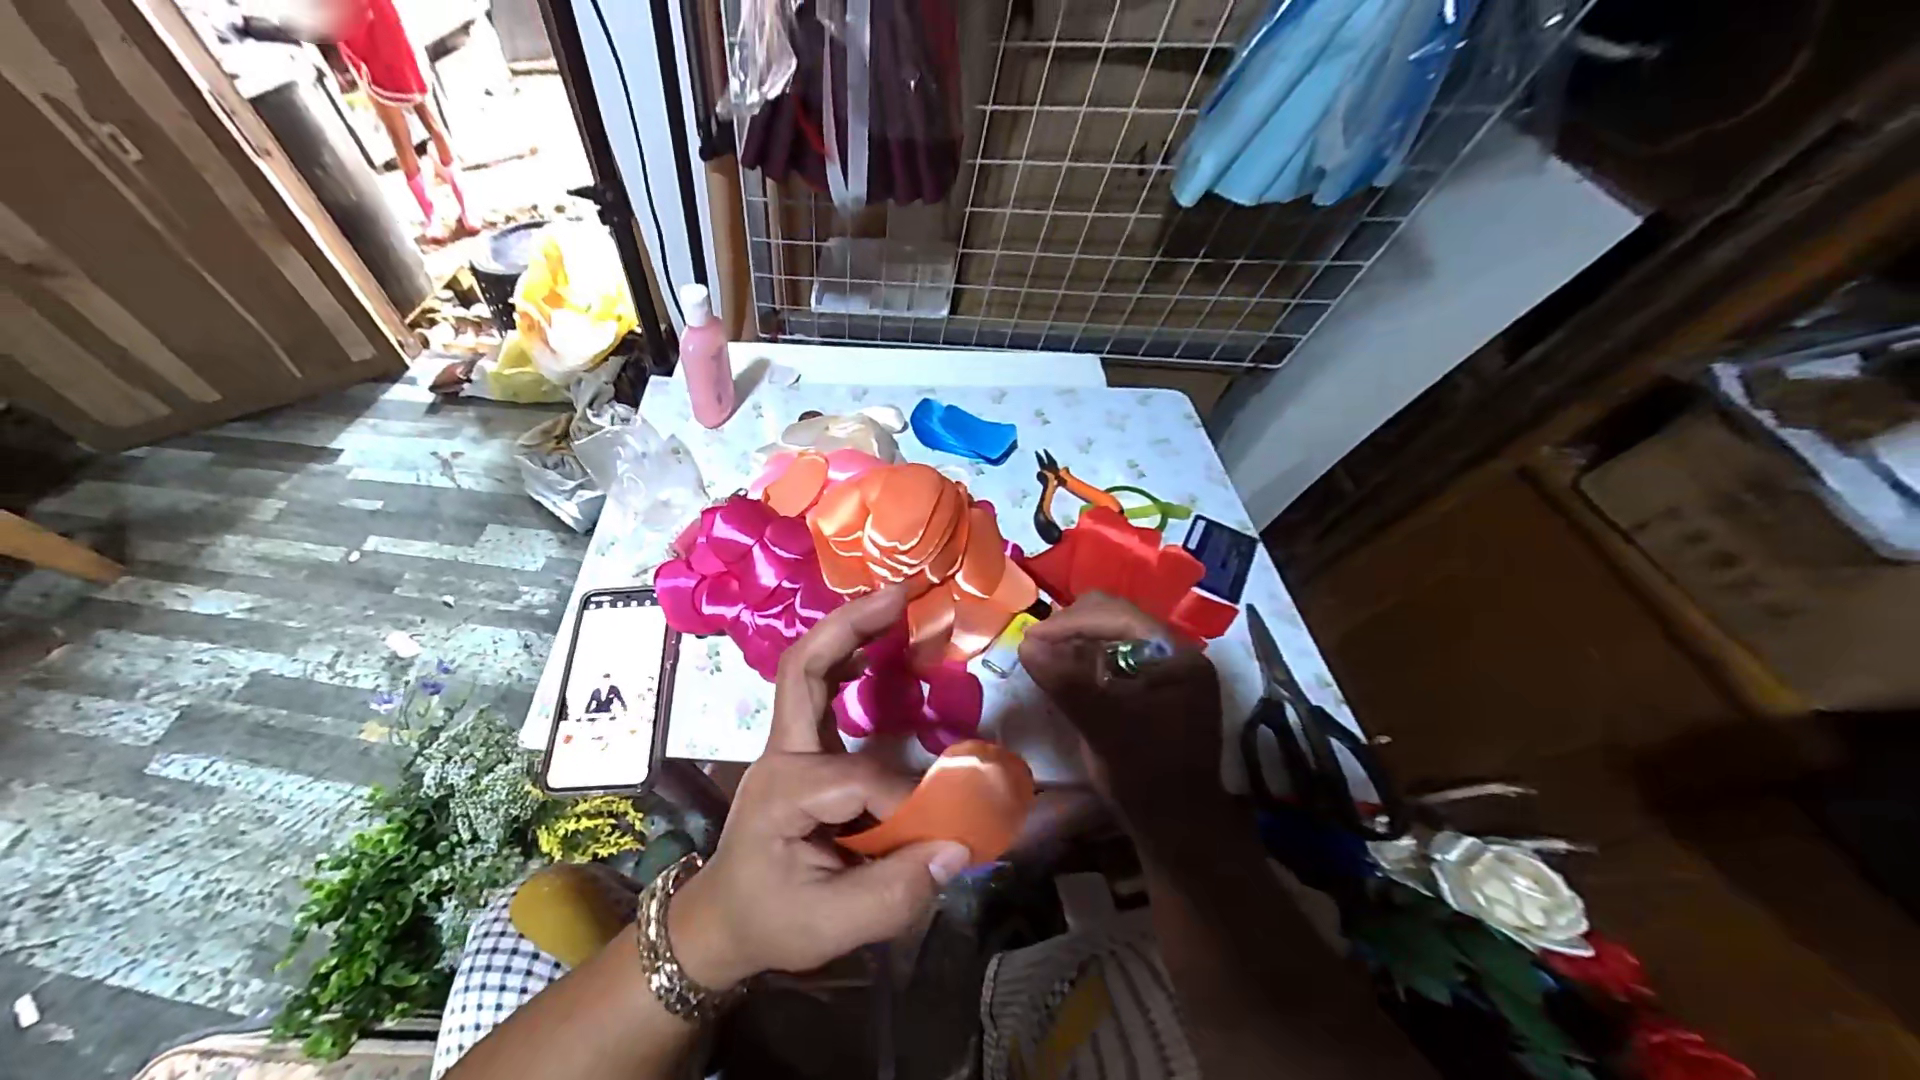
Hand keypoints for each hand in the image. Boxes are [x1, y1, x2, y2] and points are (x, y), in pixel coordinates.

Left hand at [667, 585, 971, 988]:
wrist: (724, 916)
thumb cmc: (773, 918)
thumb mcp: (830, 925)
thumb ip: (894, 893)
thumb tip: (958, 847)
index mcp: (783, 793)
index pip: (858, 778)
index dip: (906, 803)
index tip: (940, 834)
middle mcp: (780, 752)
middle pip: (803, 668)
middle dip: (850, 625)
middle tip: (898, 594)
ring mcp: (787, 741)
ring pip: (808, 665)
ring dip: (850, 628)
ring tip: (894, 602)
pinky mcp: (801, 742)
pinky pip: (820, 684)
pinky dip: (847, 654)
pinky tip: (876, 647)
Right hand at [1018, 593, 1226, 815]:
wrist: (1178, 828)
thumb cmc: (1146, 777)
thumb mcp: (1104, 728)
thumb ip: (1067, 683)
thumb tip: (1026, 643)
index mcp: (1176, 655)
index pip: (1117, 616)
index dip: (1069, 623)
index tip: (1031, 639)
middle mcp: (1175, 653)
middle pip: (1115, 618)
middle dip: (1072, 627)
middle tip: (1036, 647)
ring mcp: (1165, 669)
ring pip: (1112, 634)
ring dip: (1077, 641)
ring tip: (1046, 658)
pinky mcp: (1153, 685)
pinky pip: (1114, 655)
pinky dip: (1086, 658)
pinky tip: (1066, 673)